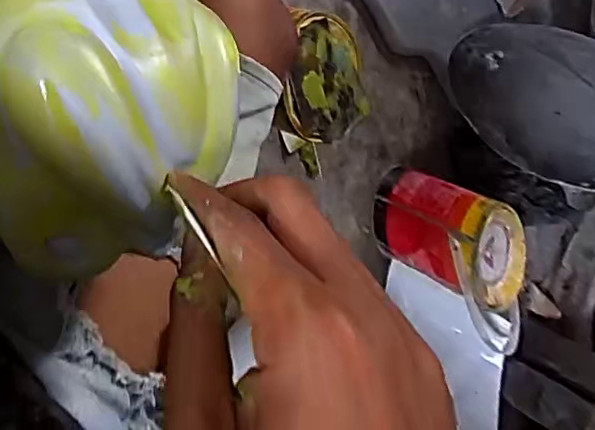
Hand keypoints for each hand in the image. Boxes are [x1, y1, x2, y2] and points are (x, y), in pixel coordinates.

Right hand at [165, 173, 453, 429]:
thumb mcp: (207, 426)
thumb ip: (193, 327)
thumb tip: (191, 258)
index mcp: (309, 325)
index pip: (240, 224)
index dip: (198, 200)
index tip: (170, 189)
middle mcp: (366, 313)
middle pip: (294, 206)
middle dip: (238, 198)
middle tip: (199, 220)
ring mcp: (405, 338)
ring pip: (327, 242)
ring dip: (275, 238)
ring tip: (236, 272)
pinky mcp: (424, 365)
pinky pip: (357, 289)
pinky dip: (311, 276)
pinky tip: (284, 318)